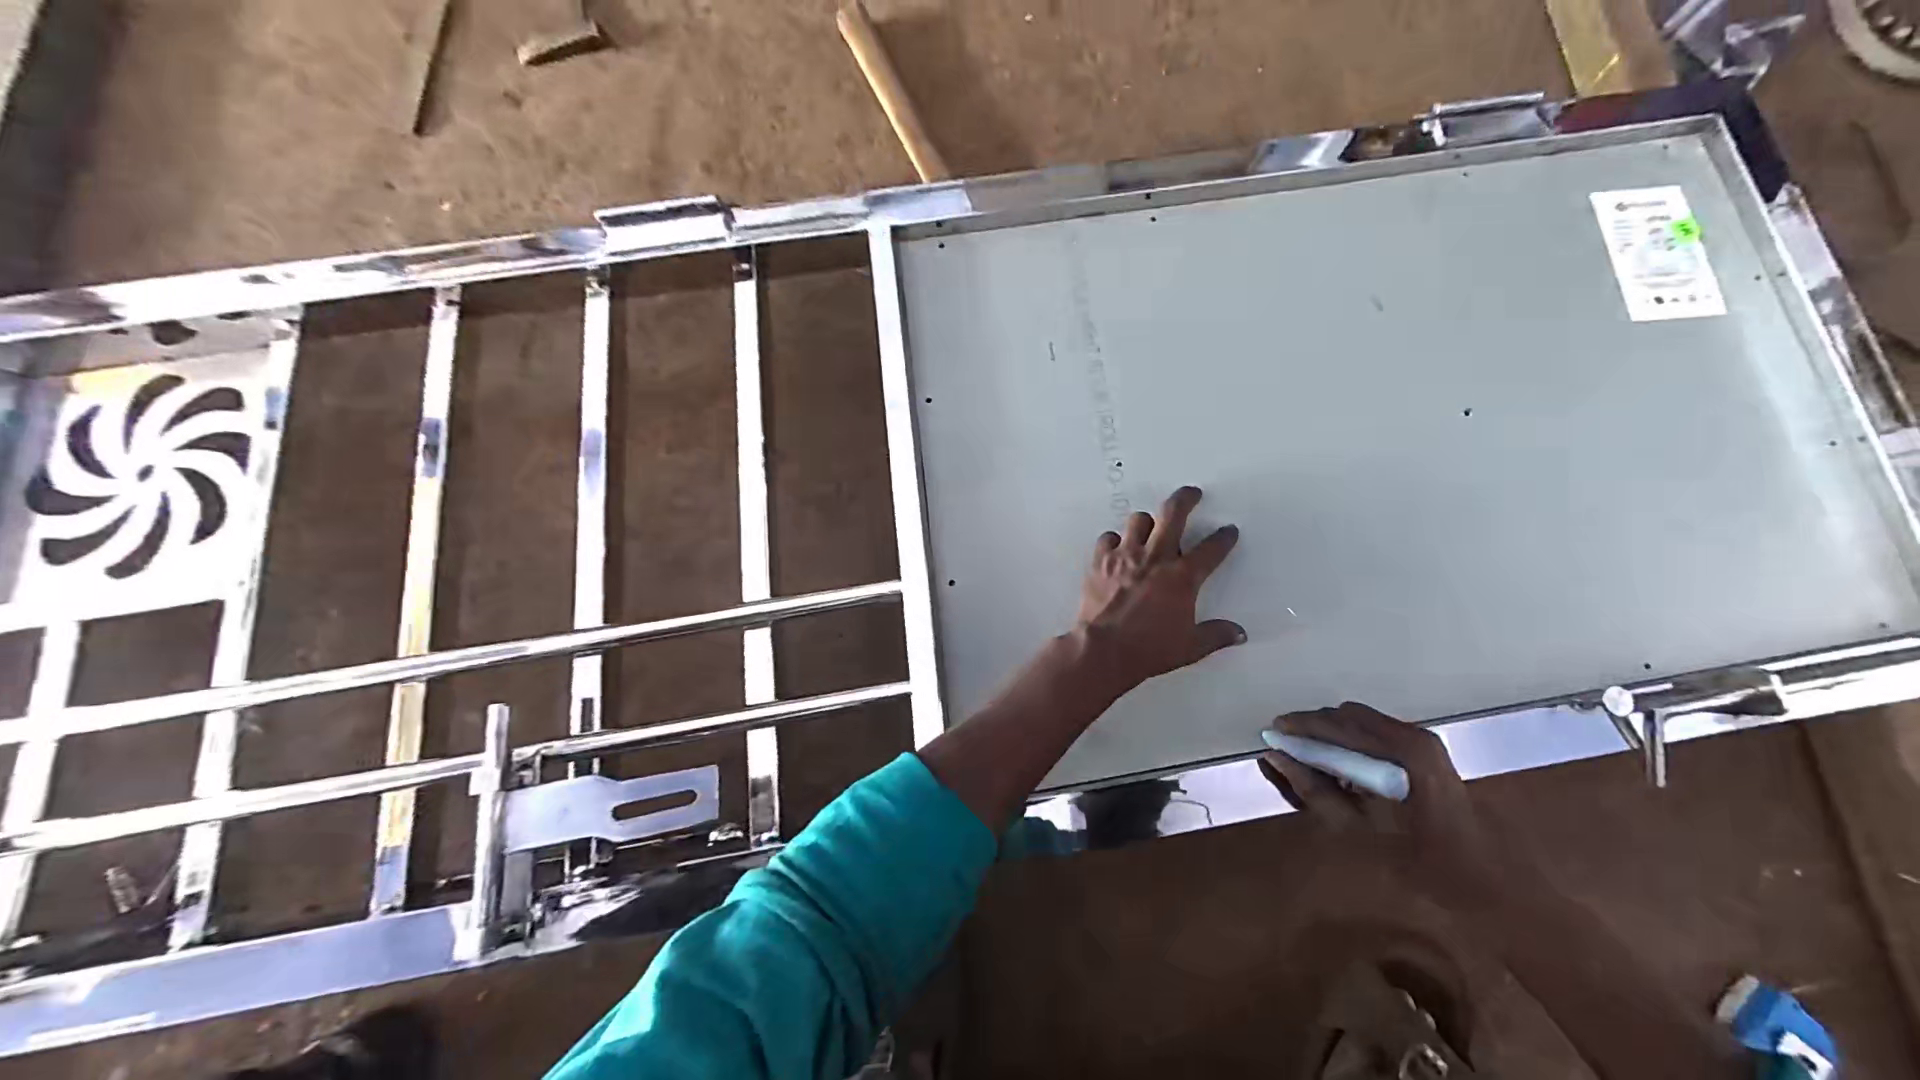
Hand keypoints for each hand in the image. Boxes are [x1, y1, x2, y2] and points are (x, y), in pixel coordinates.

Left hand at [1074, 485, 1244, 696]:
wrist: (1103, 649)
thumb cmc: (1149, 649)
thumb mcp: (1190, 647)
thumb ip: (1216, 635)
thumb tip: (1239, 634)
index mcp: (1182, 577)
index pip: (1211, 548)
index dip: (1223, 537)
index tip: (1228, 531)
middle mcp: (1155, 558)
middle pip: (1173, 514)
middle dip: (1186, 499)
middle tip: (1192, 494)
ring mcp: (1125, 556)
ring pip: (1138, 521)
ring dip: (1147, 522)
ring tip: (1150, 528)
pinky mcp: (1100, 561)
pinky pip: (1108, 539)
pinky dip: (1114, 541)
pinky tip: (1118, 549)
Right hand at [1258, 702, 1498, 902]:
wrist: (1505, 893)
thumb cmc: (1435, 870)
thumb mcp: (1364, 835)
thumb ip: (1316, 792)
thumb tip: (1278, 759)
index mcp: (1405, 751)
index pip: (1337, 725)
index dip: (1300, 728)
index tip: (1270, 734)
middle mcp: (1416, 736)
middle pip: (1348, 718)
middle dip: (1312, 731)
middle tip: (1284, 751)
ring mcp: (1426, 744)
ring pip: (1361, 724)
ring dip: (1330, 738)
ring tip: (1306, 763)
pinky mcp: (1430, 756)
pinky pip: (1376, 737)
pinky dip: (1351, 747)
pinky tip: (1339, 773)